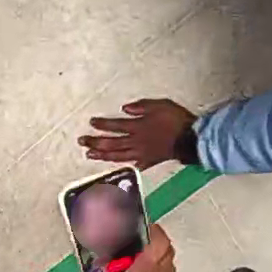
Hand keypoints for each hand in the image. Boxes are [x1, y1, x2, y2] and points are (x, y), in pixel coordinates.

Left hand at [79, 99, 196, 167]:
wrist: (189, 139)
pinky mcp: (147, 161)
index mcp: (137, 127)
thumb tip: (124, 109)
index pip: (114, 126)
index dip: (102, 125)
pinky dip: (122, 164)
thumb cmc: (176, 120)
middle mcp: (134, 142)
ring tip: (89, 155)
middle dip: (94, 142)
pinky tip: (115, 165)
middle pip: (110, 144)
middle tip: (82, 141)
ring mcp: (139, 154)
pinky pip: (131, 164)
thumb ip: (141, 107)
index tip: (91, 123)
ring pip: (116, 156)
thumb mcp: (160, 105)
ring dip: (101, 155)